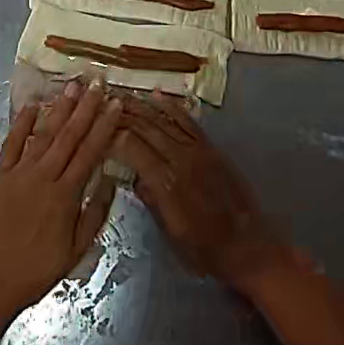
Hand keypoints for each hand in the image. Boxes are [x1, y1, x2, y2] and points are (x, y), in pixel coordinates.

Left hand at [0, 79, 122, 321]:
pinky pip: (11, 144)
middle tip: (98, 82)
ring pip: (44, 133)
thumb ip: (94, 214)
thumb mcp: (75, 251)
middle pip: (70, 135)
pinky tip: (32, 106)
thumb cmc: (33, 272)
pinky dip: (22, 123)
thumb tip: (110, 180)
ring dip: (59, 109)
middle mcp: (44, 176)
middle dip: (86, 108)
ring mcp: (18, 173)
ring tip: (72, 86)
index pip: (91, 152)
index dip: (105, 126)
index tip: (116, 104)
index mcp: (66, 195)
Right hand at [119, 93, 298, 291]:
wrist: (248, 246)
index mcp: (167, 182)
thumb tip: (134, 177)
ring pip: (164, 120)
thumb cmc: (206, 249)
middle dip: (122, 115)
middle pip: (146, 128)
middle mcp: (182, 158)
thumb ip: (151, 200)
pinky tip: (157, 96)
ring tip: (121, 95)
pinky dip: (171, 107)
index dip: (110, 136)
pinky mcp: (212, 148)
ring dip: (142, 106)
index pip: (131, 147)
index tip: (94, 129)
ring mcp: (199, 150)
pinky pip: (187, 122)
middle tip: (100, 103)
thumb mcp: (171, 232)